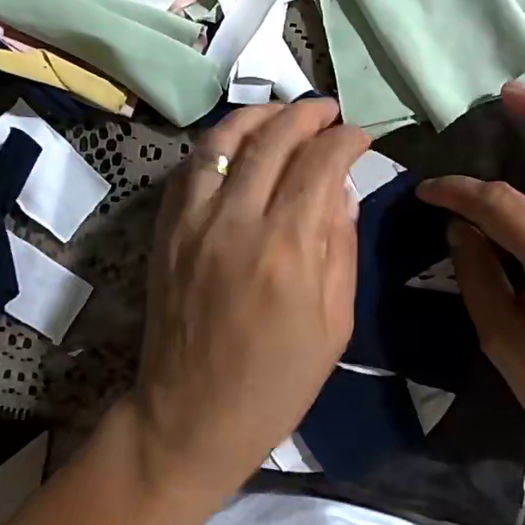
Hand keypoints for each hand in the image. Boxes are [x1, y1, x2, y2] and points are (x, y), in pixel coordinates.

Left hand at [129, 99, 369, 496]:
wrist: (191, 412)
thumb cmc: (275, 382)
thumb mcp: (333, 323)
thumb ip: (339, 246)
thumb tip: (340, 188)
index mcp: (286, 249)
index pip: (319, 165)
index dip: (345, 140)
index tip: (360, 136)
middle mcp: (234, 221)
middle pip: (271, 141)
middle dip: (305, 115)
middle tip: (327, 112)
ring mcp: (191, 222)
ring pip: (220, 142)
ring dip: (255, 117)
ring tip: (281, 114)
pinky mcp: (164, 231)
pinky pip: (188, 170)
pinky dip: (214, 145)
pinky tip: (234, 145)